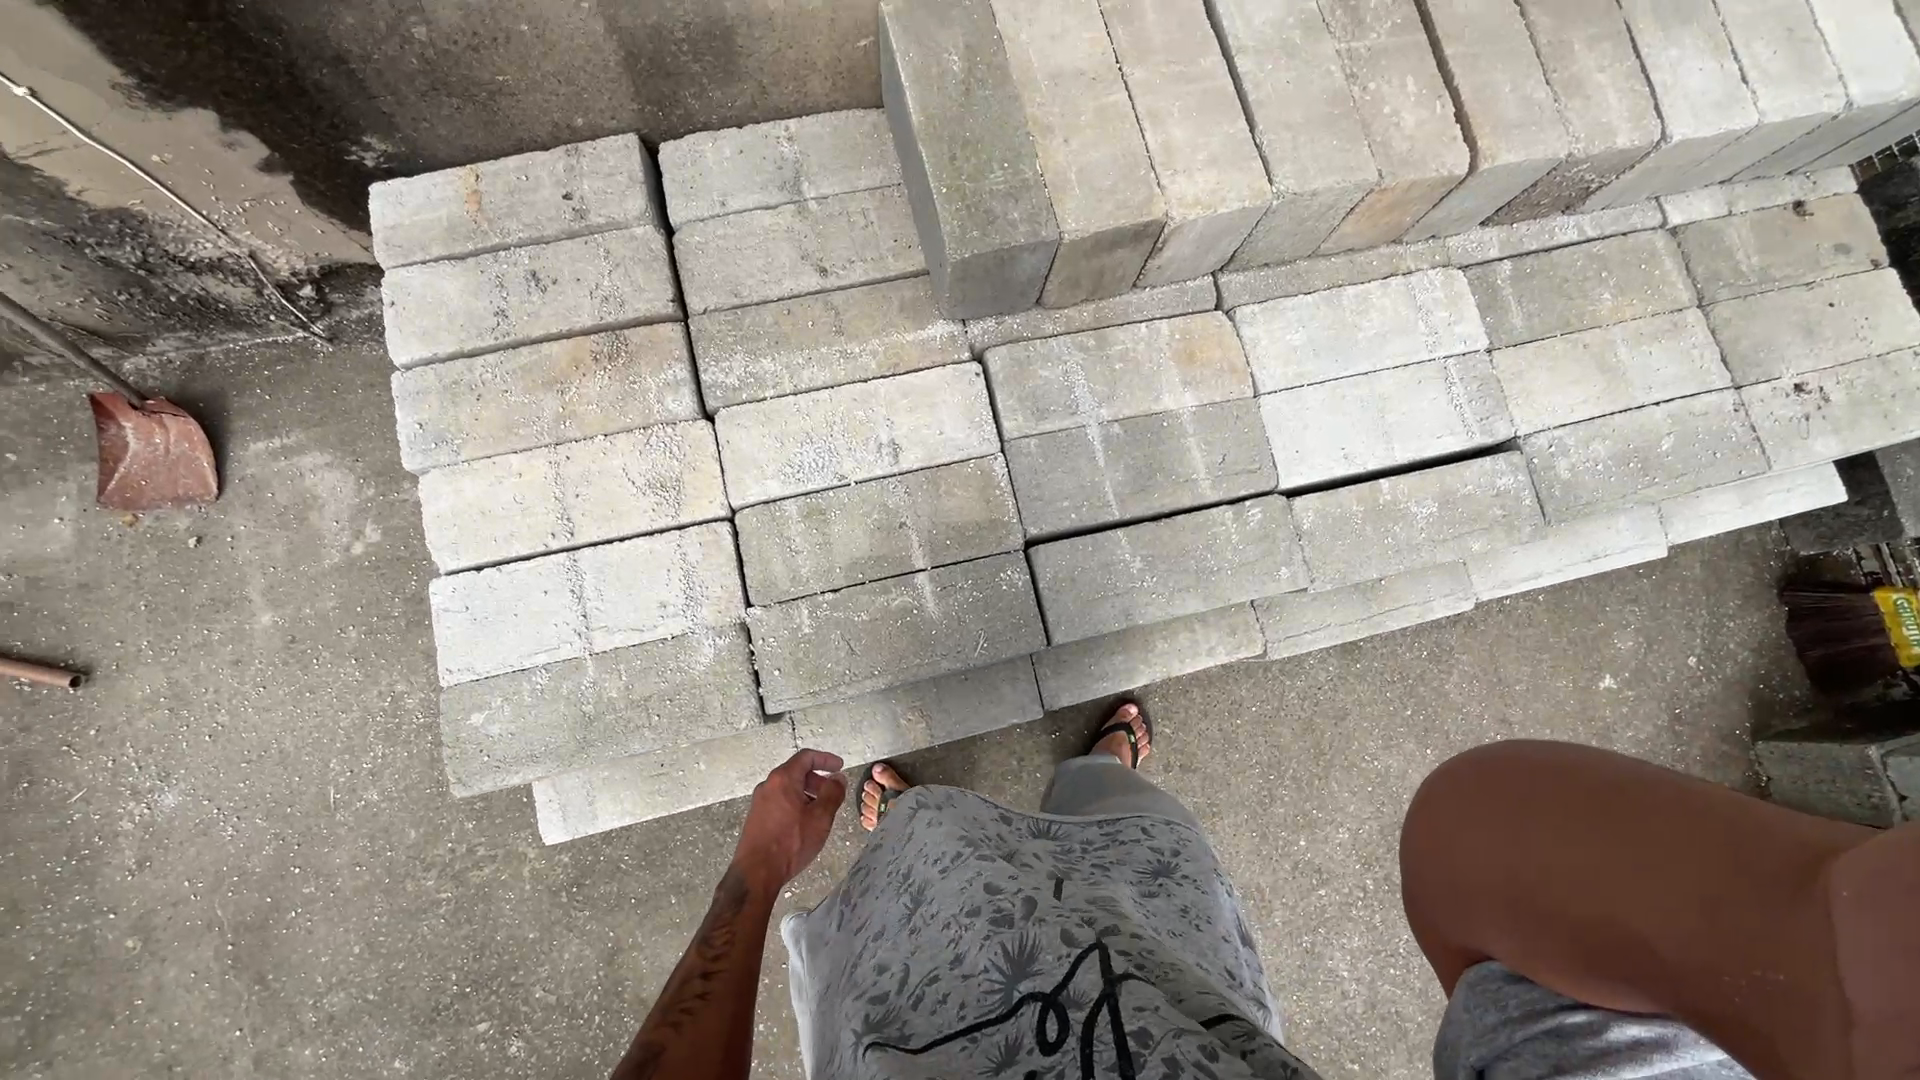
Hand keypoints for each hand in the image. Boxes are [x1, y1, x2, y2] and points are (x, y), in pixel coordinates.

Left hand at [731, 749, 847, 899]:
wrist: (756, 873)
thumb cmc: (791, 842)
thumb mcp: (821, 817)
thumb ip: (833, 793)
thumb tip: (838, 778)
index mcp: (783, 779)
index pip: (806, 757)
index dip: (826, 759)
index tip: (839, 767)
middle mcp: (768, 785)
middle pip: (796, 772)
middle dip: (817, 779)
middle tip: (832, 793)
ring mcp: (759, 802)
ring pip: (787, 788)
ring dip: (807, 793)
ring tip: (821, 812)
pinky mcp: (755, 818)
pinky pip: (779, 801)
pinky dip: (795, 804)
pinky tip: (803, 824)